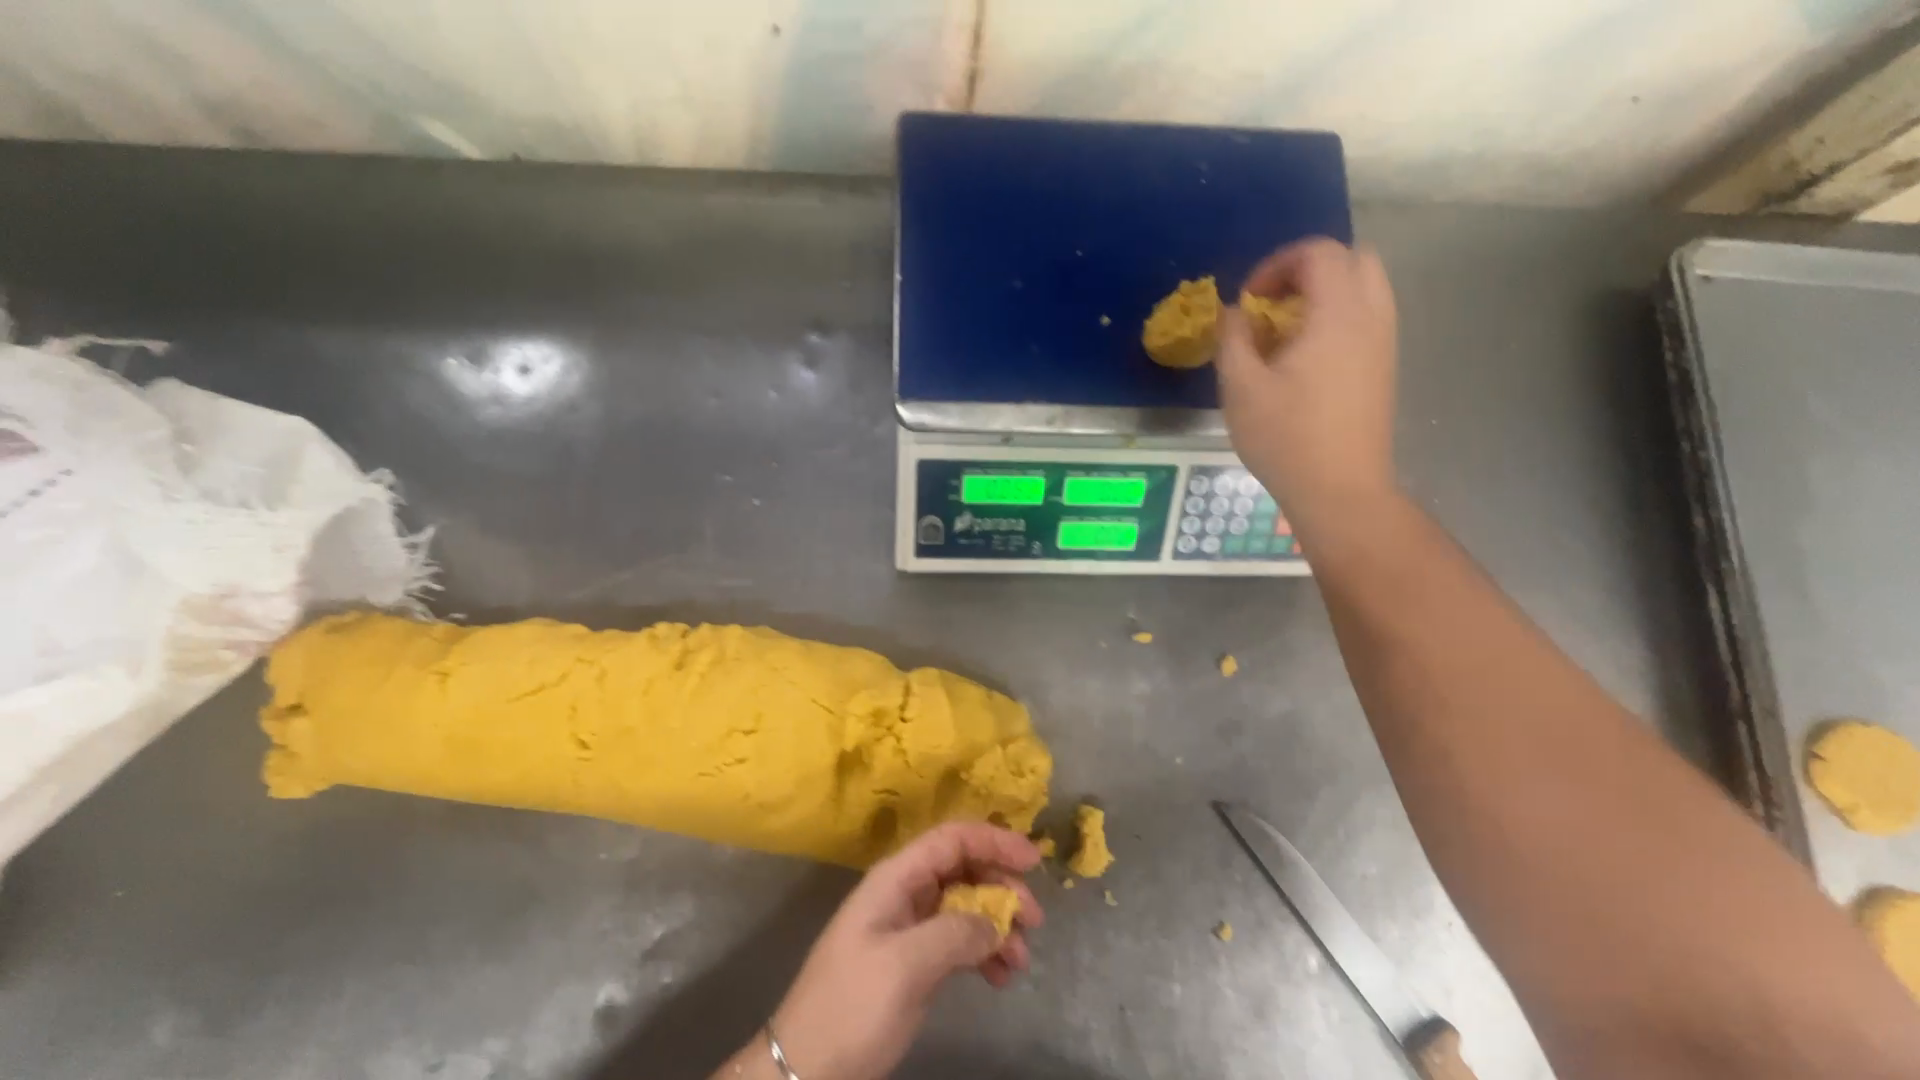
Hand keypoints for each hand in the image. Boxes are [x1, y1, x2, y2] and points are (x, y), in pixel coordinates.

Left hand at [750, 823, 1043, 1079]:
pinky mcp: (915, 963)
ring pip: (966, 908)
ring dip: (998, 926)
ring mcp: (909, 930)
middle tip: (1034, 922)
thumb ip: (954, 933)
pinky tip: (1001, 978)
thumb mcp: (904, 966)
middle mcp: (903, 895)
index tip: (1034, 861)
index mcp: (894, 881)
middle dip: (1002, 888)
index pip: (950, 840)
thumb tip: (995, 921)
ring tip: (1020, 961)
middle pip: (963, 870)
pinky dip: (984, 953)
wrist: (807, 1067)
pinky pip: (959, 942)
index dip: (993, 841)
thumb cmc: (851, 1007)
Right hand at [1217, 237, 1399, 518]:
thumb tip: (1234, 312)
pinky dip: (1339, 318)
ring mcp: (1384, 343)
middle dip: (1309, 270)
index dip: (1277, 264)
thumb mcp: (1240, 386)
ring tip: (1287, 331)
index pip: (1319, 252)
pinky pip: (1368, 318)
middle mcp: (1371, 318)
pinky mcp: (1385, 368)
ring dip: (1326, 294)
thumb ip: (1233, 337)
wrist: (1340, 491)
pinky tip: (1306, 358)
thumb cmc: (1286, 438)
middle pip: (1354, 259)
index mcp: (1338, 313)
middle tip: (1274, 304)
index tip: (1249, 300)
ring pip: (1366, 288)